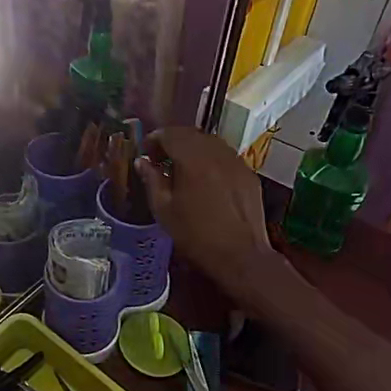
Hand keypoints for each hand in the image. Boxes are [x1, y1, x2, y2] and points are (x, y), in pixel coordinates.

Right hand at [135, 127, 279, 288]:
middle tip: (160, 158)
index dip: (155, 139)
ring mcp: (236, 162)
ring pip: (210, 143)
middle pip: (192, 134)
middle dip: (173, 141)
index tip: (146, 152)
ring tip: (181, 167)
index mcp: (193, 159)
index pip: (170, 134)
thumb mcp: (164, 210)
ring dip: (193, 148)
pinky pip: (225, 157)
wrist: (241, 256)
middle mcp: (217, 154)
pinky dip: (210, 159)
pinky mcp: (248, 174)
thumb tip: (142, 161)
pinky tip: (205, 178)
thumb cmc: (196, 235)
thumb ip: (152, 180)